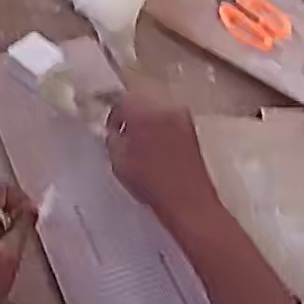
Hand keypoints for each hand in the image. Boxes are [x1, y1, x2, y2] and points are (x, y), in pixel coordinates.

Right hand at [106, 94, 222, 223]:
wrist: (188, 202)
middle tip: (123, 136)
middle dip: (130, 116)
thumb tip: (115, 132)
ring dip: (146, 121)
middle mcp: (165, 109)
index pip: (121, 102)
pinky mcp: (192, 130)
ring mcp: (182, 118)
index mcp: (143, 113)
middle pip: (140, 102)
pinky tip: (155, 148)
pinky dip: (159, 128)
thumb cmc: (150, 183)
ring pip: (156, 110)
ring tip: (140, 143)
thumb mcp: (118, 160)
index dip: (113, 118)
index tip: (112, 131)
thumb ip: (112, 138)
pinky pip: (168, 120)